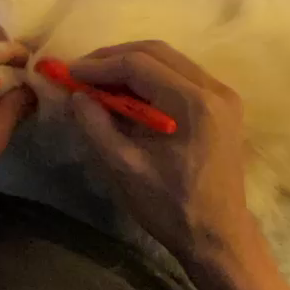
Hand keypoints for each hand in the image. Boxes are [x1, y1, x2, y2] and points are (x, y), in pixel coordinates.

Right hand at [68, 41, 268, 267]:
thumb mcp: (124, 168)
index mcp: (193, 103)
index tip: (68, 73)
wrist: (217, 236)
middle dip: (112, 58)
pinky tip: (125, 94)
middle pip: (156, 52)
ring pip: (168, 60)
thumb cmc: (170, 206)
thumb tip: (76, 95)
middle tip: (79, 73)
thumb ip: (97, 126)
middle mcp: (214, 89)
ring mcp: (222, 96)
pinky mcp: (220, 107)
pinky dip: (148, 78)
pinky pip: (179, 76)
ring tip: (97, 82)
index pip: (139, 65)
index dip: (98, 66)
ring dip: (130, 65)